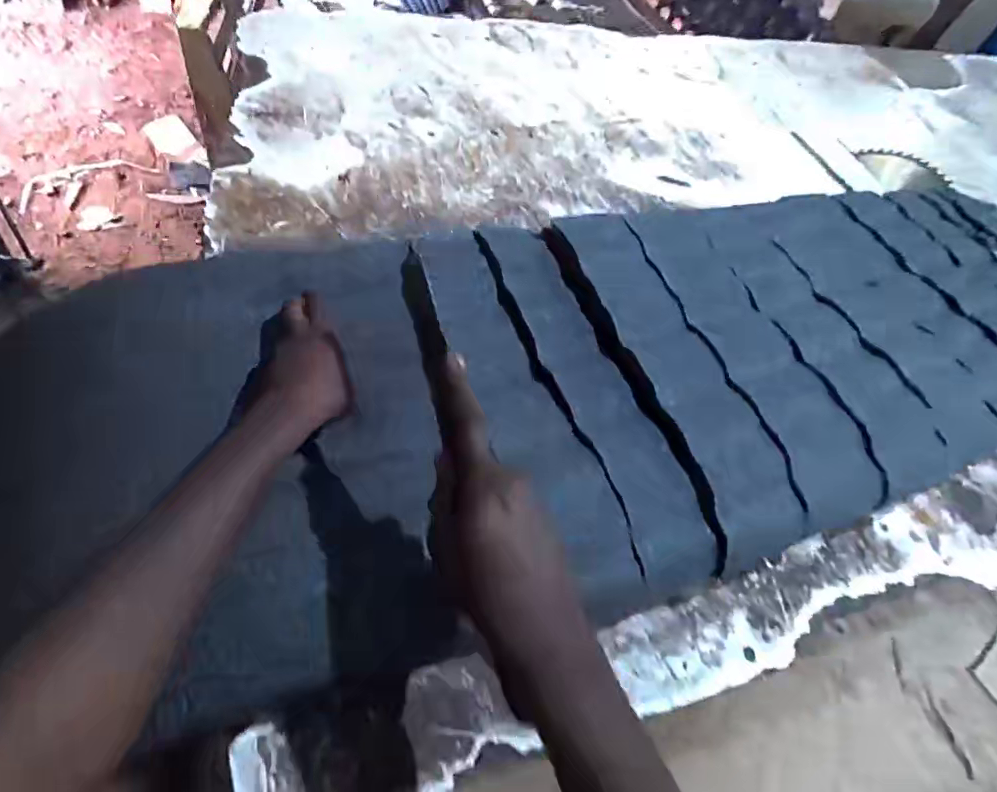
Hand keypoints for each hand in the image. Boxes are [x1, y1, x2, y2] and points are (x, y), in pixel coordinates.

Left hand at [250, 293, 350, 440]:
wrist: (283, 415)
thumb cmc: (322, 399)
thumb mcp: (347, 386)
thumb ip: (345, 368)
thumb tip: (351, 355)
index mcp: (320, 332)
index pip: (315, 301)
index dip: (313, 301)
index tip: (317, 305)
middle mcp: (295, 332)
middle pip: (290, 306)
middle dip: (296, 308)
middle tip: (302, 316)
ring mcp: (272, 346)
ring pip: (273, 322)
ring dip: (280, 323)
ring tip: (287, 332)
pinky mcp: (257, 363)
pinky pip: (264, 347)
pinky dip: (269, 347)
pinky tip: (276, 358)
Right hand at [427, 354, 591, 672]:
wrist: (550, 642)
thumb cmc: (488, 597)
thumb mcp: (448, 550)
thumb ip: (446, 499)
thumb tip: (449, 462)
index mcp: (486, 483)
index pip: (465, 426)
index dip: (456, 390)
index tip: (451, 354)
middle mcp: (513, 481)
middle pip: (472, 465)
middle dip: (456, 487)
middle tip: (450, 537)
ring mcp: (534, 501)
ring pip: (489, 490)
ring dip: (476, 512)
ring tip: (473, 565)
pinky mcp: (544, 522)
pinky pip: (506, 508)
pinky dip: (493, 526)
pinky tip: (494, 569)